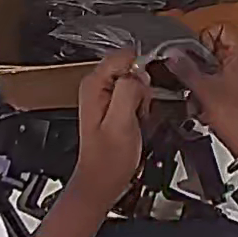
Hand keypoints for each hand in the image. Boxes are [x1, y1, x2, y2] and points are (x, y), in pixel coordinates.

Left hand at [69, 52, 150, 209]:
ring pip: (136, 79)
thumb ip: (129, 91)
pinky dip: (141, 103)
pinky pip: (136, 91)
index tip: (142, 93)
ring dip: (143, 96)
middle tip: (137, 109)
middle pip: (132, 66)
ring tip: (136, 116)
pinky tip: (136, 118)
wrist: (102, 181)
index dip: (140, 72)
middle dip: (142, 86)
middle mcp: (96, 84)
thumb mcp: (121, 123)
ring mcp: (104, 93)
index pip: (125, 55)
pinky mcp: (113, 101)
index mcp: (94, 84)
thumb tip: (138, 71)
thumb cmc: (108, 159)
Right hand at [168, 24, 237, 155]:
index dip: (204, 37)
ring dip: (199, 83)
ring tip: (196, 98)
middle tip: (190, 77)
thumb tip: (172, 54)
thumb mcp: (206, 91)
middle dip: (197, 65)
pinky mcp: (234, 96)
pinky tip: (202, 109)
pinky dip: (205, 96)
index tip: (192, 52)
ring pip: (211, 71)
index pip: (221, 28)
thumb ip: (187, 70)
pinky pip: (214, 87)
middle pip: (212, 51)